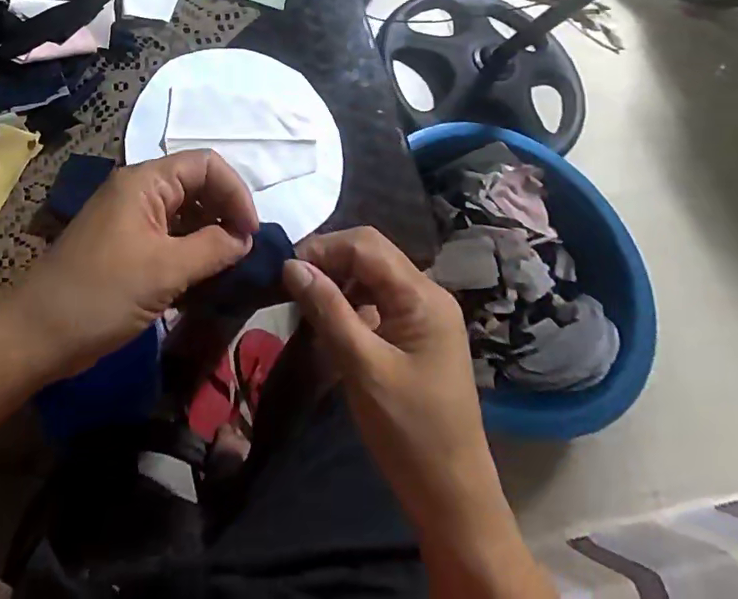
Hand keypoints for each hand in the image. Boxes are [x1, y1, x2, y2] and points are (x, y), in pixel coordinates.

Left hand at [3, 151, 258, 375]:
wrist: (40, 330)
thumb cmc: (102, 293)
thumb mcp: (165, 270)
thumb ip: (212, 248)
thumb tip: (243, 238)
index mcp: (143, 182)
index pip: (205, 164)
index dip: (235, 192)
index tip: (250, 235)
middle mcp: (136, 192)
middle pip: (196, 186)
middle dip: (226, 212)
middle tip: (245, 254)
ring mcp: (129, 220)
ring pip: (184, 214)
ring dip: (211, 235)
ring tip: (230, 268)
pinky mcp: (126, 247)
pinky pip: (169, 238)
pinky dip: (191, 252)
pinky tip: (206, 278)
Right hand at [284, 229, 552, 597]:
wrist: (450, 491)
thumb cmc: (408, 429)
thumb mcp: (361, 366)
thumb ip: (328, 309)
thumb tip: (291, 264)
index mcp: (423, 298)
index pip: (366, 245)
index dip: (322, 248)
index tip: (287, 273)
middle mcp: (427, 296)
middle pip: (369, 253)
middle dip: (326, 259)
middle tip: (291, 285)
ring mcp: (422, 315)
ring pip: (369, 273)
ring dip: (334, 279)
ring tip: (304, 303)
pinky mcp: (413, 334)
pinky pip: (374, 298)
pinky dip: (346, 299)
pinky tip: (327, 321)